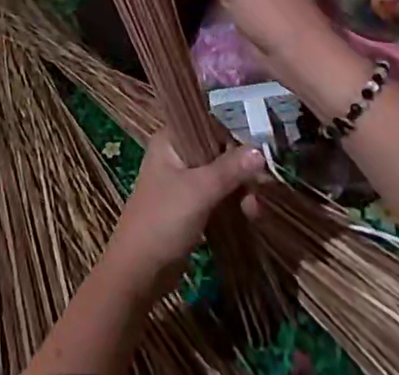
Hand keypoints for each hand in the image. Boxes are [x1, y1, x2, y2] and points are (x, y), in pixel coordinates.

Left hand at [105, 133, 266, 289]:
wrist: (137, 273)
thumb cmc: (163, 221)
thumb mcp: (199, 191)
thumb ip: (230, 169)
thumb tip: (261, 150)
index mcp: (170, 141)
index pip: (209, 126)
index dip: (233, 140)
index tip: (255, 160)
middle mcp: (175, 155)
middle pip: (217, 152)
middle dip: (241, 172)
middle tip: (258, 192)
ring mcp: (181, 182)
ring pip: (219, 176)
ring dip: (239, 190)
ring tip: (254, 212)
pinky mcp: (188, 206)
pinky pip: (216, 196)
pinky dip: (231, 203)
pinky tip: (248, 216)